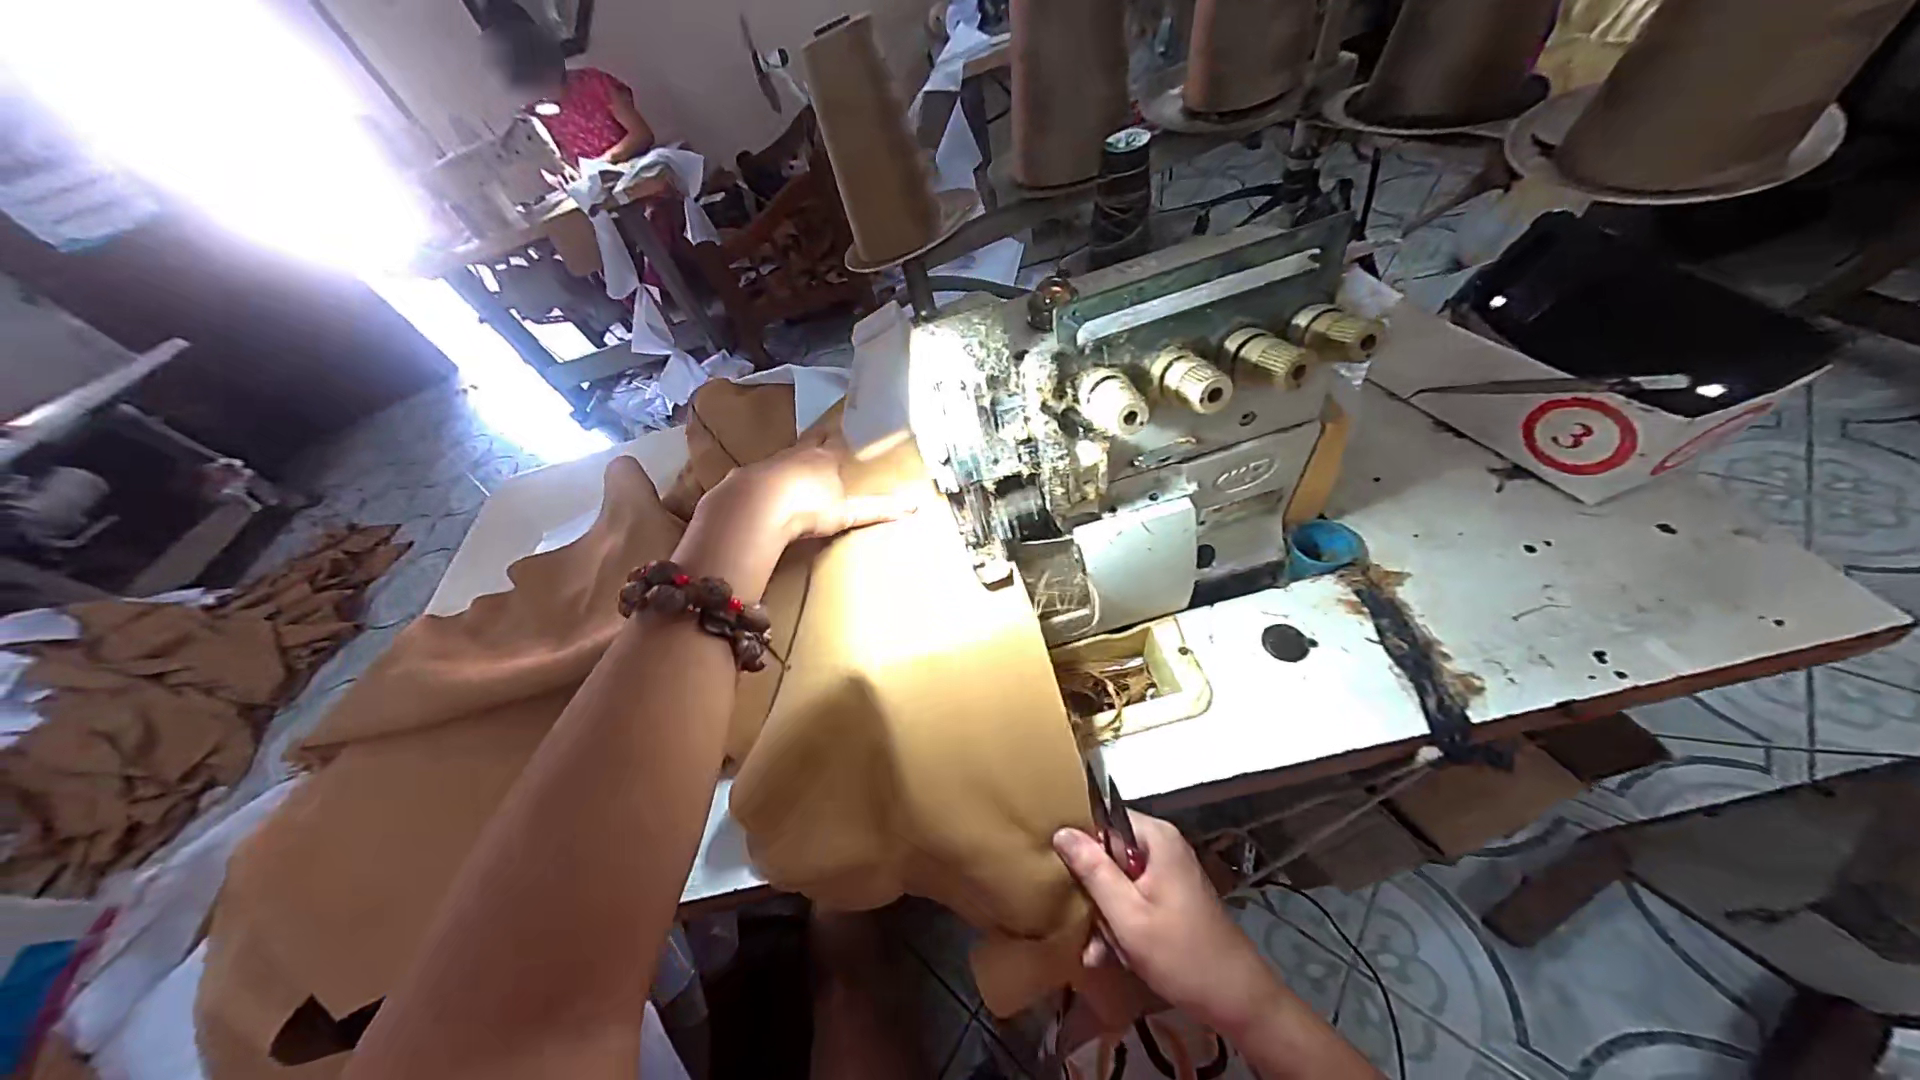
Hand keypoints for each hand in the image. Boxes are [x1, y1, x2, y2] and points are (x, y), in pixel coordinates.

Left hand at [703, 428, 916, 545]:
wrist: (756, 507)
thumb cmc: (808, 506)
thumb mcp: (848, 512)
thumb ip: (877, 509)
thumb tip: (913, 506)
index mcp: (825, 458)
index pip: (839, 439)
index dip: (844, 432)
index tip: (850, 423)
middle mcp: (798, 454)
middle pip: (812, 438)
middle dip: (820, 435)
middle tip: (826, 430)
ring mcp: (770, 463)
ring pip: (786, 454)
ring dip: (793, 456)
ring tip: (799, 460)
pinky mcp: (747, 478)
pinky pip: (762, 474)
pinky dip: (768, 477)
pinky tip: (767, 486)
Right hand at [1053, 813, 1285, 1037]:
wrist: (1239, 1001)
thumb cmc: (1181, 954)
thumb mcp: (1127, 915)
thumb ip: (1093, 870)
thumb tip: (1061, 831)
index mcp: (1155, 837)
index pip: (1104, 818)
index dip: (1081, 841)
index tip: (1061, 868)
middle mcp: (1162, 846)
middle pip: (1109, 850)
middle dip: (1094, 888)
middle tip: (1086, 919)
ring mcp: (1167, 872)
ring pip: (1118, 877)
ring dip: (1104, 912)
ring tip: (1098, 946)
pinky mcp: (1169, 895)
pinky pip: (1133, 895)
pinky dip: (1121, 921)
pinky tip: (1109, 953)